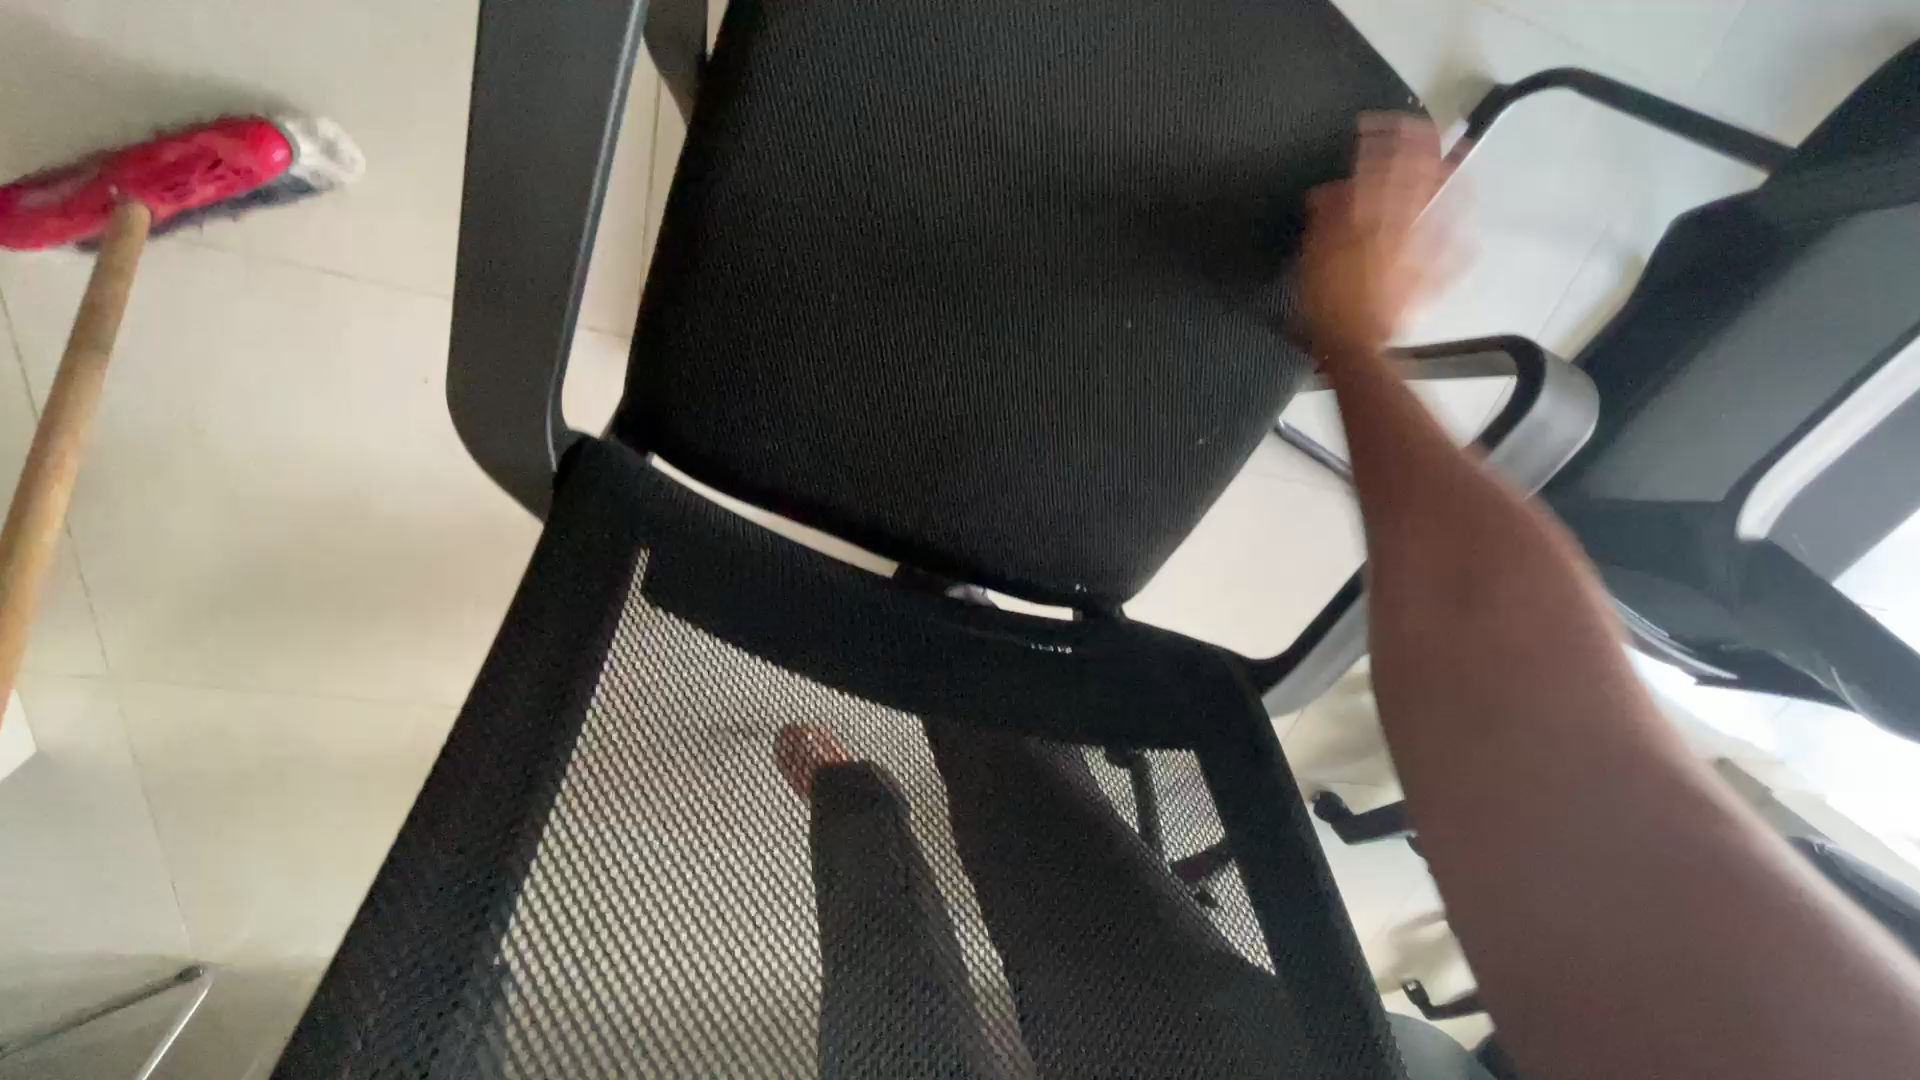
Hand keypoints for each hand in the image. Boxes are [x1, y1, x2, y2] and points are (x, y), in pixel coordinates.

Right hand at [1294, 114, 1457, 360]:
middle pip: (1420, 178)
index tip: (1375, 122)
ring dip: (1453, 178)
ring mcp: (1421, 252)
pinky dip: (1462, 241)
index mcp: (1372, 220)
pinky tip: (1468, 232)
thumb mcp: (1314, 257)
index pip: (1380, 166)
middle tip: (1424, 127)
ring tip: (1460, 156)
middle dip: (1423, 147)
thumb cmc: (1327, 306)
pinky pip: (1454, 256)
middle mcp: (1404, 228)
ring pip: (1445, 206)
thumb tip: (1330, 189)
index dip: (1380, 138)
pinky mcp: (1429, 279)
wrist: (1354, 347)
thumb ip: (1325, 218)